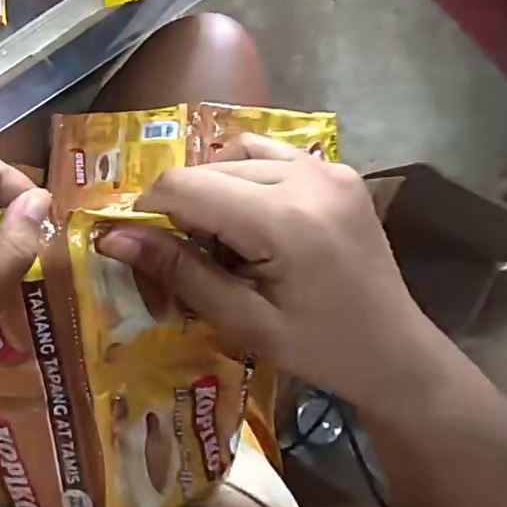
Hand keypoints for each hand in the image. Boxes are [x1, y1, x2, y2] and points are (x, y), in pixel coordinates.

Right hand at [96, 134, 445, 413]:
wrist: (395, 352)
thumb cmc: (318, 349)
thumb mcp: (241, 320)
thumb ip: (177, 271)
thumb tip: (110, 238)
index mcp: (285, 219)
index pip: (184, 186)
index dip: (148, 210)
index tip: (143, 246)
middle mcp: (308, 176)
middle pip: (205, 168)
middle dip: (182, 208)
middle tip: (193, 259)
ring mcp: (327, 166)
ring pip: (231, 155)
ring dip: (211, 190)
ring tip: (224, 238)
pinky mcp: (335, 169)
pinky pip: (266, 153)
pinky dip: (242, 176)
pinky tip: (251, 217)